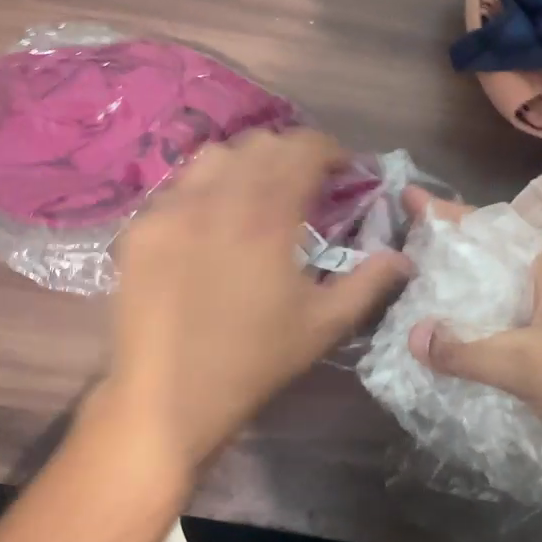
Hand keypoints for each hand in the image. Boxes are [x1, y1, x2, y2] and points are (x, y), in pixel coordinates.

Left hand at [100, 130, 411, 467]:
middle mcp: (216, 198)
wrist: (168, 398)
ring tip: (256, 195)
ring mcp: (170, 209)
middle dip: (291, 154)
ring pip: (213, 156)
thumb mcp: (323, 325)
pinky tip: (210, 223)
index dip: (330, 150)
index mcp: (267, 216)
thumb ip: (368, 282)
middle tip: (306, 184)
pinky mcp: (139, 229)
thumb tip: (402, 258)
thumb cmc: (254, 362)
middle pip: (259, 144)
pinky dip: (204, 189)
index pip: (303, 149)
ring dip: (245, 164)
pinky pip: (176, 187)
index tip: (344, 170)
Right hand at [404, 191, 541, 471]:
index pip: (486, 223)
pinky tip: (464, 337)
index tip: (406, 197)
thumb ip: (464, 350)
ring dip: (468, 291)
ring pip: (506, 286)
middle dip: (449, 253)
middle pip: (493, 252)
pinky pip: (519, 313)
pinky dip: (488, 318)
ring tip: (421, 295)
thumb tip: (413, 336)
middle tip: (402, 255)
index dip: (443, 212)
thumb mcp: (525, 365)